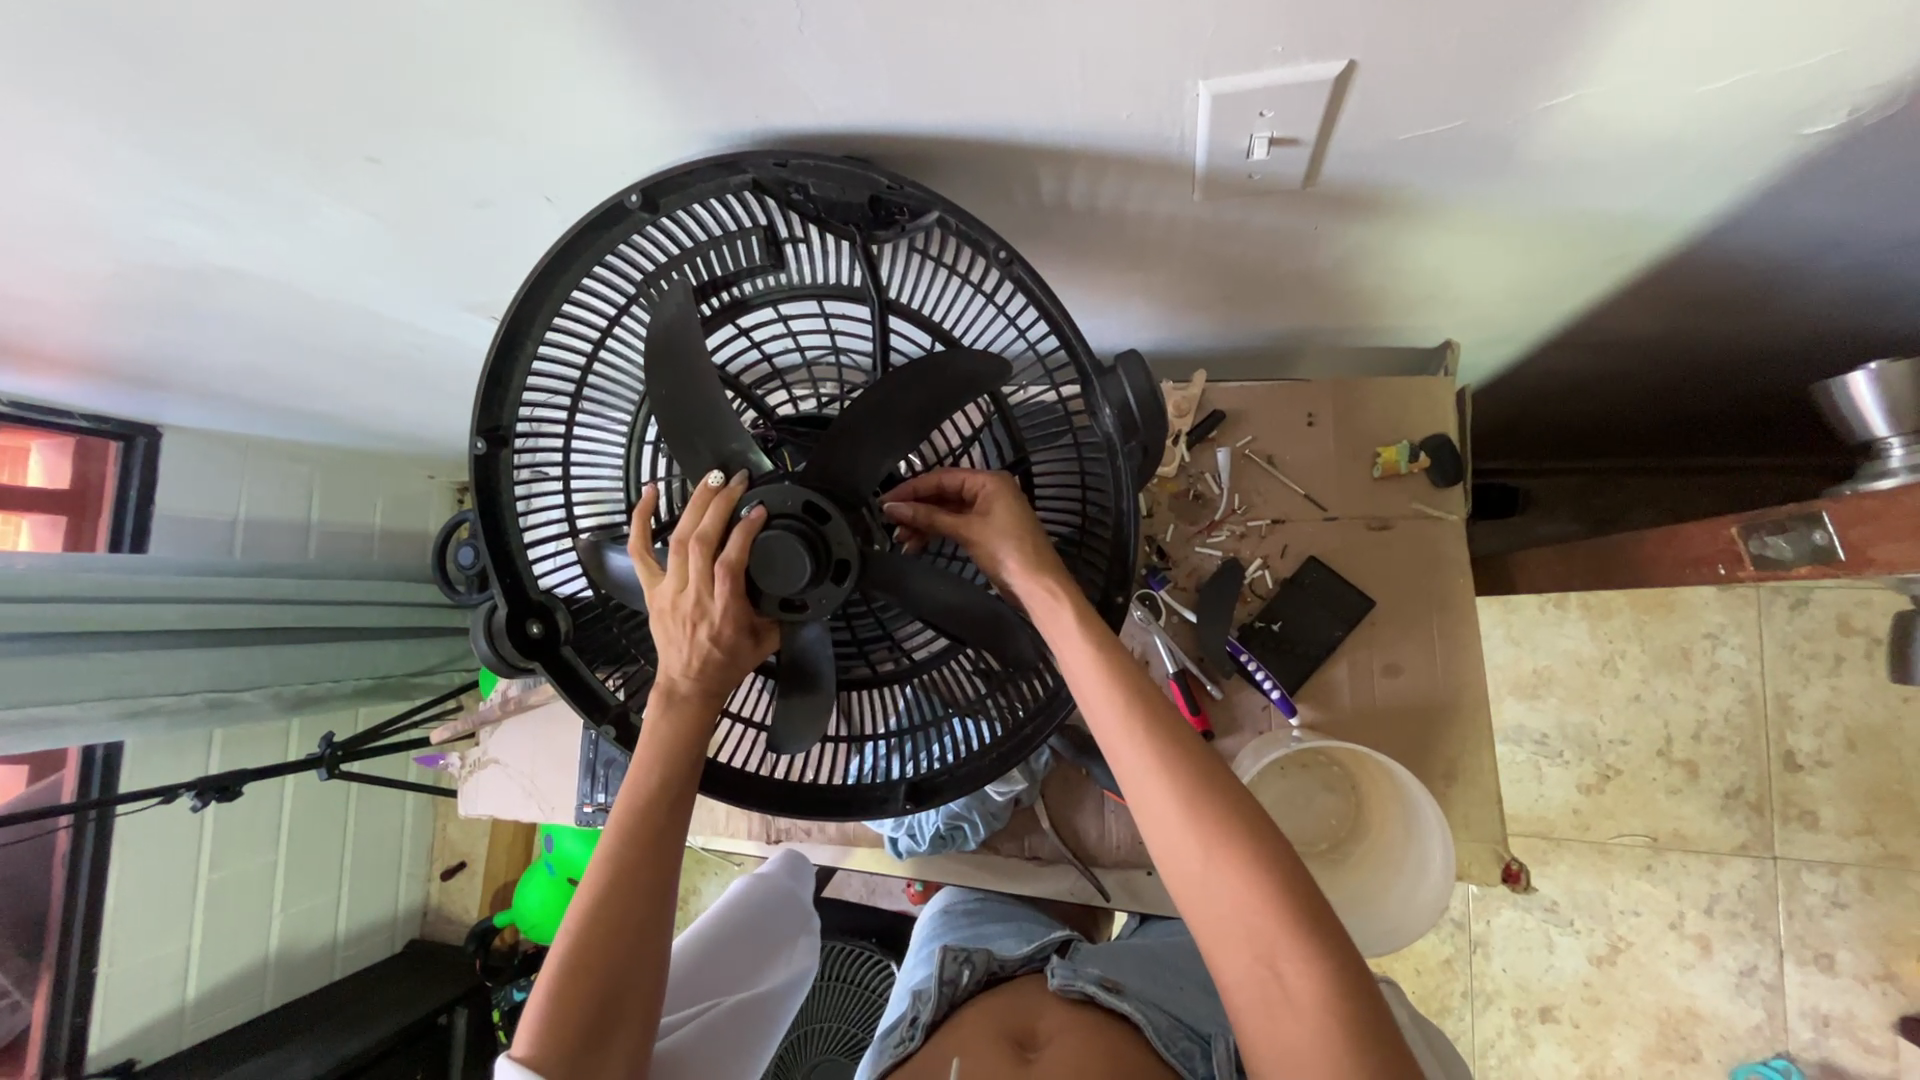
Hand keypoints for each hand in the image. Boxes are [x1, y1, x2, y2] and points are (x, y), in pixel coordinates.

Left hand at [629, 470, 779, 719]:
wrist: (689, 686)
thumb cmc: (729, 663)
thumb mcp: (767, 640)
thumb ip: (781, 611)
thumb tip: (799, 585)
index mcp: (724, 609)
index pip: (731, 561)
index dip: (745, 531)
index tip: (760, 509)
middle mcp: (694, 595)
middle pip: (701, 541)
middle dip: (720, 504)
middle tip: (737, 479)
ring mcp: (669, 590)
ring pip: (677, 538)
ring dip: (695, 503)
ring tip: (712, 478)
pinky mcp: (653, 589)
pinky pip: (640, 550)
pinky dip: (642, 519)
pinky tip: (651, 491)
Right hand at [880, 468, 1072, 604]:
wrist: (1038, 585)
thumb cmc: (1006, 550)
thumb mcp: (966, 531)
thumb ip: (928, 518)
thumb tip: (892, 508)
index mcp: (988, 480)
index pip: (941, 477)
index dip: (911, 489)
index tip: (884, 502)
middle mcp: (988, 490)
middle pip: (943, 494)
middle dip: (916, 509)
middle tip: (890, 524)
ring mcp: (987, 511)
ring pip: (947, 511)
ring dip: (923, 524)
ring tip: (901, 541)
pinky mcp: (985, 531)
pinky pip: (955, 525)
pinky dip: (936, 533)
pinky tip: (917, 545)